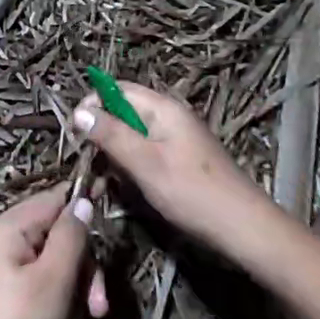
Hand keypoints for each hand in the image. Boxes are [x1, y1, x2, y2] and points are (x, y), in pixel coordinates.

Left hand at [0, 186, 104, 318]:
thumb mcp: (53, 282)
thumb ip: (72, 237)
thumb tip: (81, 199)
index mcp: (3, 229)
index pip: (53, 201)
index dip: (84, 210)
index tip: (111, 225)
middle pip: (58, 246)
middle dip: (82, 282)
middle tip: (98, 312)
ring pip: (54, 283)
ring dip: (71, 317)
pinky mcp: (0, 312)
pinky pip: (39, 308)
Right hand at [72, 82, 274, 256]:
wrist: (244, 229)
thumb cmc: (192, 192)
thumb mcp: (145, 163)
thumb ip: (111, 134)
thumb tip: (79, 111)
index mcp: (163, 108)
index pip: (117, 89)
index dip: (92, 104)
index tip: (75, 132)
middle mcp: (169, 117)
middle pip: (122, 112)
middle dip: (100, 133)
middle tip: (86, 162)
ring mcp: (175, 140)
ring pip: (131, 136)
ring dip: (112, 154)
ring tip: (100, 181)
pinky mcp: (178, 161)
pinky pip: (144, 153)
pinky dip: (129, 167)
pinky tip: (122, 188)